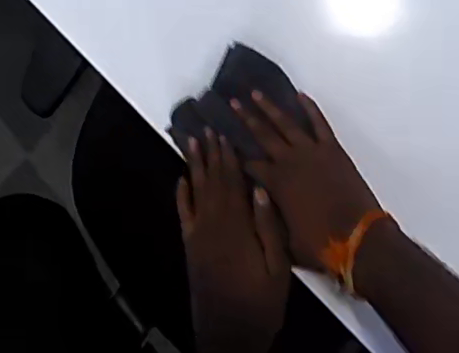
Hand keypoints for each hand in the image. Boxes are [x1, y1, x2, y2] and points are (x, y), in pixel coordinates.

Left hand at [175, 128, 289, 352]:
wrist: (229, 334)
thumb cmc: (260, 302)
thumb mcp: (277, 268)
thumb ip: (269, 226)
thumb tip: (260, 187)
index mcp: (237, 225)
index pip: (233, 181)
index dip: (229, 156)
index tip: (225, 133)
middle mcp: (214, 223)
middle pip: (213, 179)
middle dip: (211, 152)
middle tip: (206, 127)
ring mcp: (199, 233)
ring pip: (196, 189)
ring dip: (194, 164)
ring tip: (191, 140)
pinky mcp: (190, 245)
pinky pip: (184, 213)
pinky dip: (182, 193)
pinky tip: (181, 178)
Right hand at [229, 92, 381, 272]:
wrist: (359, 240)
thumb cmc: (322, 245)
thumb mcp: (286, 242)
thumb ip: (269, 220)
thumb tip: (256, 204)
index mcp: (277, 183)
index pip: (251, 164)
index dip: (238, 154)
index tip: (227, 140)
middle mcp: (289, 161)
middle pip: (263, 134)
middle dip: (246, 117)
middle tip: (234, 101)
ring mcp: (311, 151)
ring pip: (286, 122)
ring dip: (270, 106)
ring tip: (256, 93)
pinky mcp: (332, 148)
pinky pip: (318, 122)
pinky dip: (310, 108)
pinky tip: (301, 96)